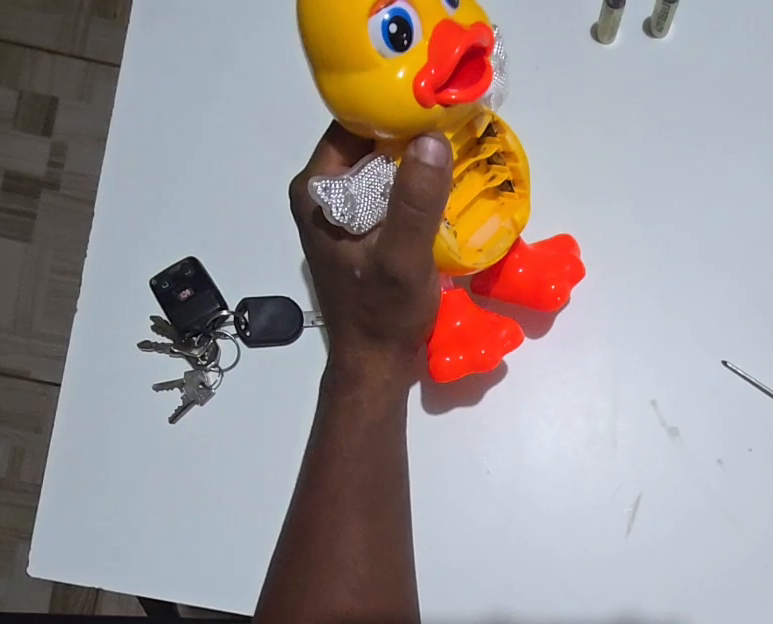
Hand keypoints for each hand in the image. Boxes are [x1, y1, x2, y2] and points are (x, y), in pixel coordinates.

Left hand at [289, 122, 453, 385]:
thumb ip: (416, 202)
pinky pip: (388, 199)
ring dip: (417, 166)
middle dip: (410, 138)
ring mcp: (341, 218)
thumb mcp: (402, 258)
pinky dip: (414, 193)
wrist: (375, 366)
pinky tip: (445, 194)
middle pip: (369, 147)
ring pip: (381, 173)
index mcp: (316, 192)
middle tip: (454, 128)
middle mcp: (322, 198)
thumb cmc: (382, 315)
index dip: (394, 113)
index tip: (435, 109)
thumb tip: (433, 139)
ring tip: (456, 155)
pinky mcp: (361, 236)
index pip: (353, 126)